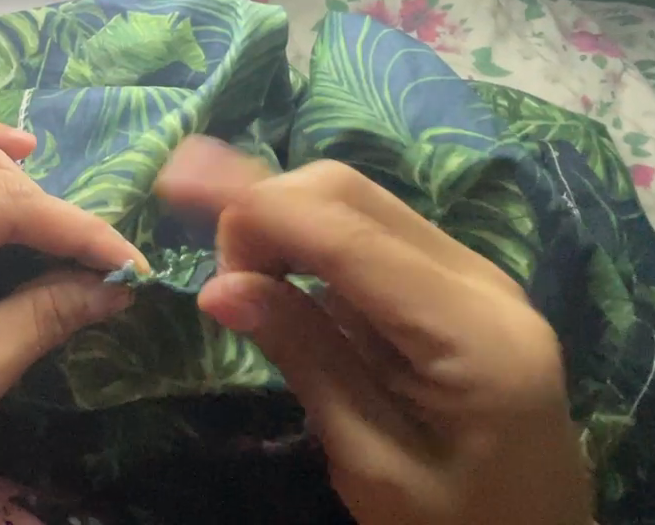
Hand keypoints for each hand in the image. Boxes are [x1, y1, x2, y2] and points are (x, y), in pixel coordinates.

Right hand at [157, 137, 590, 524]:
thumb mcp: (369, 462)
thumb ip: (302, 357)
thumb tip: (215, 286)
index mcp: (473, 334)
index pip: (344, 233)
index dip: (253, 209)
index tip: (176, 202)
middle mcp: (478, 278)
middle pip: (342, 192)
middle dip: (261, 210)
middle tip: (223, 278)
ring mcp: (468, 269)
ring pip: (346, 195)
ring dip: (277, 216)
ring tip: (244, 275)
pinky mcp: (448, 274)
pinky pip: (359, 222)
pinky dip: (301, 231)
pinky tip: (277, 267)